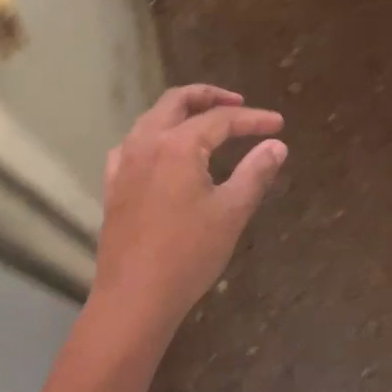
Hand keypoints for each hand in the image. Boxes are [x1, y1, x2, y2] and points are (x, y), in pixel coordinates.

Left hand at [93, 85, 287, 331]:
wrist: (135, 294)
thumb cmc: (188, 254)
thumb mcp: (231, 213)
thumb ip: (255, 173)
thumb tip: (276, 146)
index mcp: (177, 145)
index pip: (220, 119)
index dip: (253, 120)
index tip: (278, 125)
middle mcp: (146, 142)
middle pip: (176, 102)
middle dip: (209, 97)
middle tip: (238, 104)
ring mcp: (124, 162)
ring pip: (152, 119)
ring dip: (180, 113)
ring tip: (206, 124)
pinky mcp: (113, 184)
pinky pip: (133, 145)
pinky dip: (154, 137)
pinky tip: (164, 153)